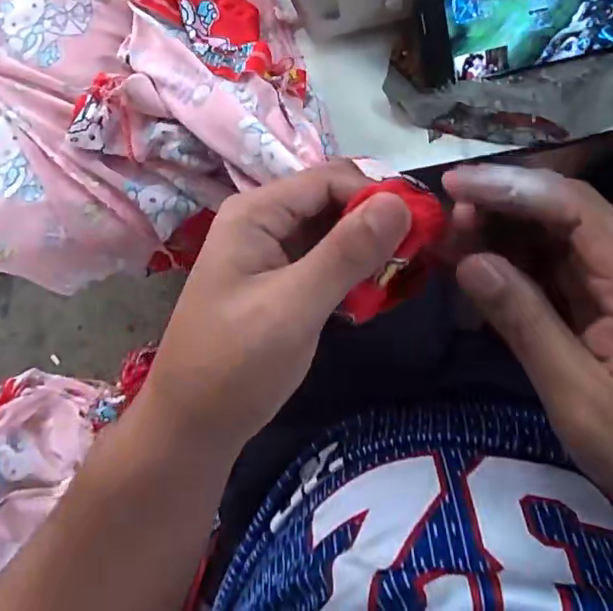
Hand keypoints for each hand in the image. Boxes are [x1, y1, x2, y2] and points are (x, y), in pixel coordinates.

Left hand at [138, 162, 410, 450]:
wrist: (189, 431)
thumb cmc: (234, 366)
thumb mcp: (293, 307)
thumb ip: (346, 253)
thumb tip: (399, 202)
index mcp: (256, 212)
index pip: (328, 179)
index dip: (376, 195)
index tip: (422, 226)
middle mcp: (263, 220)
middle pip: (332, 199)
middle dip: (375, 219)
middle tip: (420, 250)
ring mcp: (271, 250)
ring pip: (333, 228)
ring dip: (368, 245)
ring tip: (406, 270)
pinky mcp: (281, 279)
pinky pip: (326, 257)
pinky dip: (354, 268)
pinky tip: (377, 288)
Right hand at [443, 164, 612, 531]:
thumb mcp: (583, 401)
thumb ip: (526, 323)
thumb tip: (469, 262)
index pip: (571, 204)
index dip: (509, 186)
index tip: (454, 185)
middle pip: (560, 210)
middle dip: (499, 207)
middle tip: (445, 224)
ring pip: (556, 235)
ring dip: (504, 234)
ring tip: (451, 244)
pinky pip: (562, 267)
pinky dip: (520, 265)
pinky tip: (483, 271)